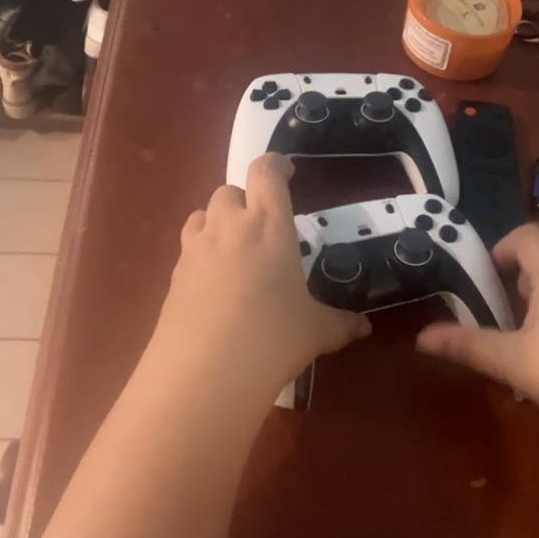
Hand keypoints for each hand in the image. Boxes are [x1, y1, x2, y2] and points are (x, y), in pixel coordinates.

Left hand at [145, 155, 369, 401]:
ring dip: (218, 222)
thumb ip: (341, 324)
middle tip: (262, 227)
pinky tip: (215, 286)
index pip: (266, 173)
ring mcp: (196, 249)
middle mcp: (229, 227)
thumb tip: (364, 328)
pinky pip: (188, 249)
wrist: (205, 372)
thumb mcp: (316, 332)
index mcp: (269, 225)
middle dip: (245, 200)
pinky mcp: (174, 276)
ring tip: (235, 250)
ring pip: (202, 214)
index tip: (286, 172)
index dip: (275, 165)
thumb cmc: (273, 338)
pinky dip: (202, 254)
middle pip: (229, 190)